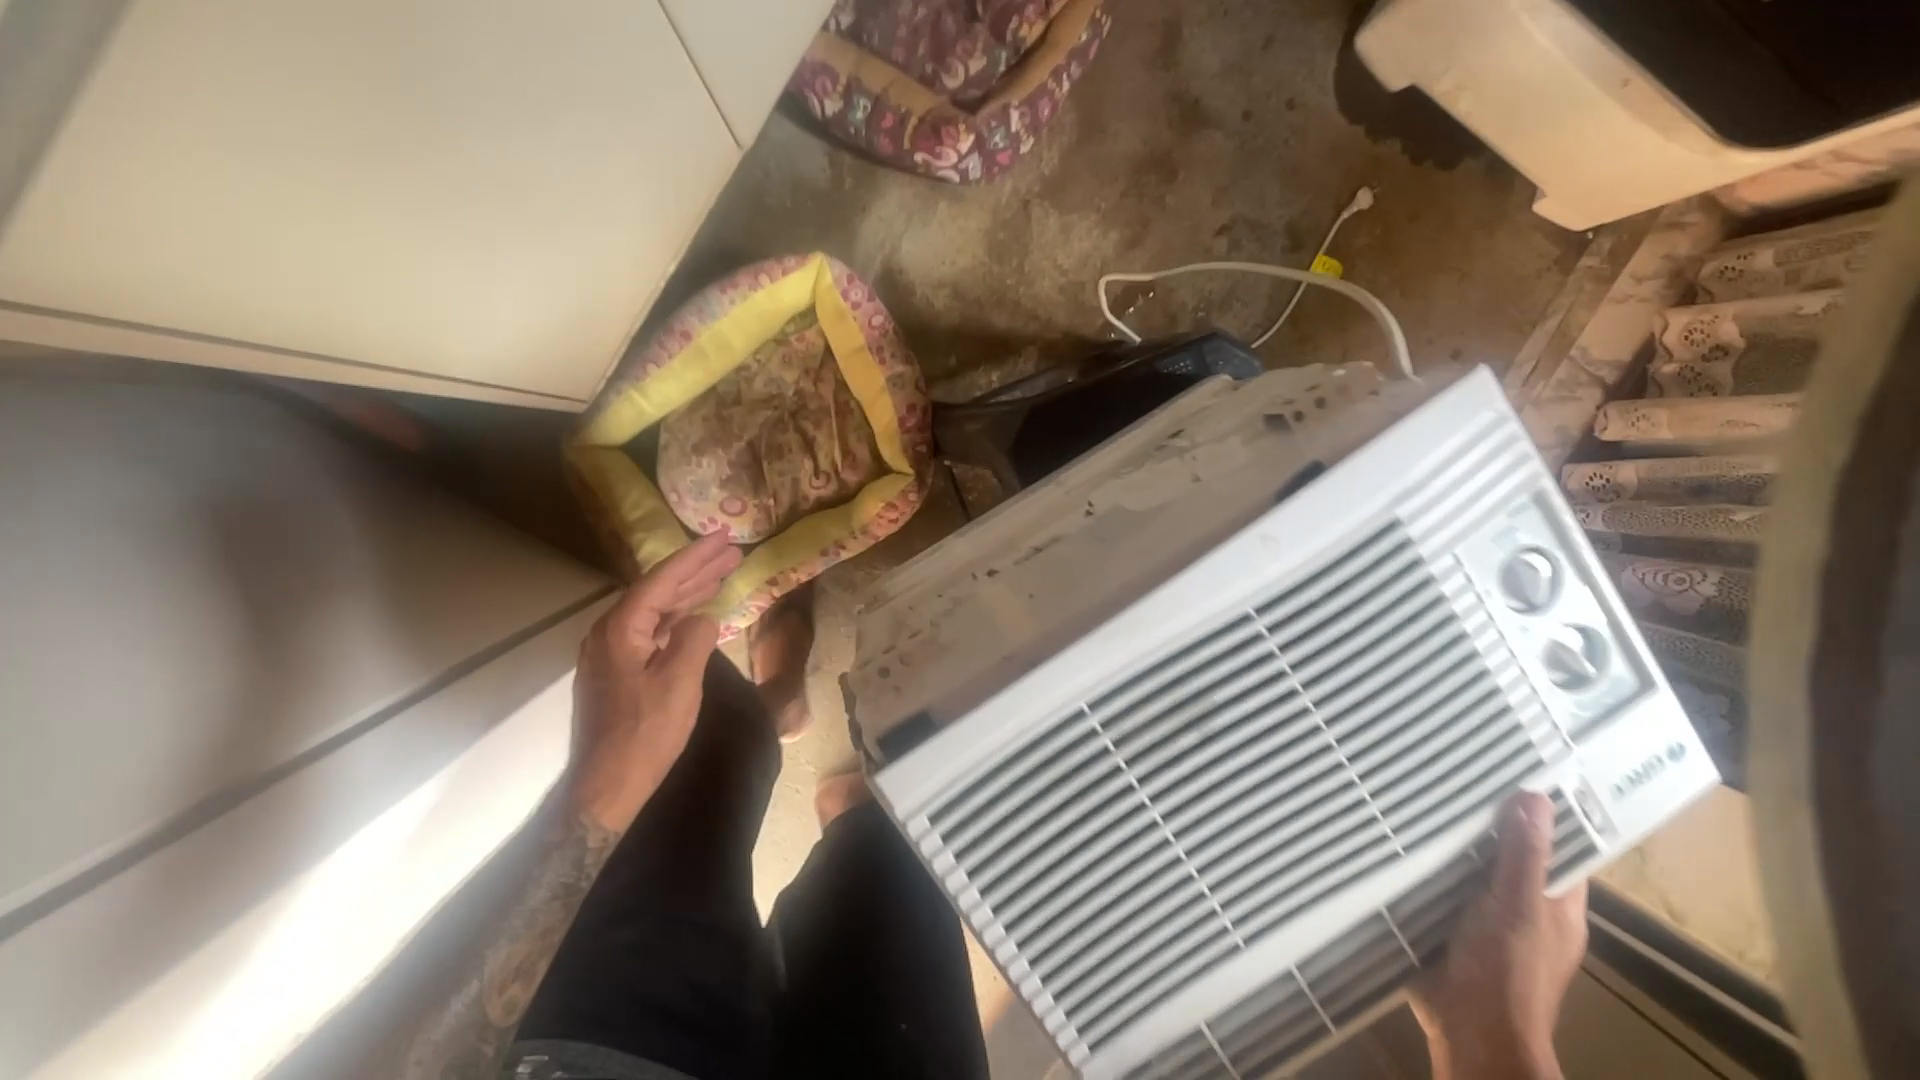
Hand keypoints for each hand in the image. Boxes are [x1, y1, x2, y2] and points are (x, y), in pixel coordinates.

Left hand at [568, 532, 741, 832]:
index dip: (696, 557)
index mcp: (621, 628)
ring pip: (655, 612)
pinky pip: (651, 632)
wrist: (607, 785)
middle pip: (658, 591)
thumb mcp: (680, 682)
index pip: (662, 580)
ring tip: (722, 575)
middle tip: (731, 552)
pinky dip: (677, 620)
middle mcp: (609, 632)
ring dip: (689, 594)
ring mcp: (611, 653)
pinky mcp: (617, 671)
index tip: (723, 537)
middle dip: (696, 571)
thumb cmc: (645, 732)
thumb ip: (696, 639)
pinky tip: (697, 616)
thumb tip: (705, 618)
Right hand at [1412, 791, 1588, 1079]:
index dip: (1540, 815)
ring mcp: (1483, 922)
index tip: (1509, 773)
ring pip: (1468, 872)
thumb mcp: (1518, 904)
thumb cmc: (1506, 968)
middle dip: (1482, 825)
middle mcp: (1523, 910)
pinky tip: (1397, 843)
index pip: (1556, 849)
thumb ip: (1524, 854)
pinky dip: (1423, 870)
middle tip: (1449, 776)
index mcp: (1556, 906)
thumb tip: (1534, 796)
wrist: (1468, 1030)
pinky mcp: (1446, 930)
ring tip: (1415, 798)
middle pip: (1507, 856)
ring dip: (1447, 847)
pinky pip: (1437, 889)